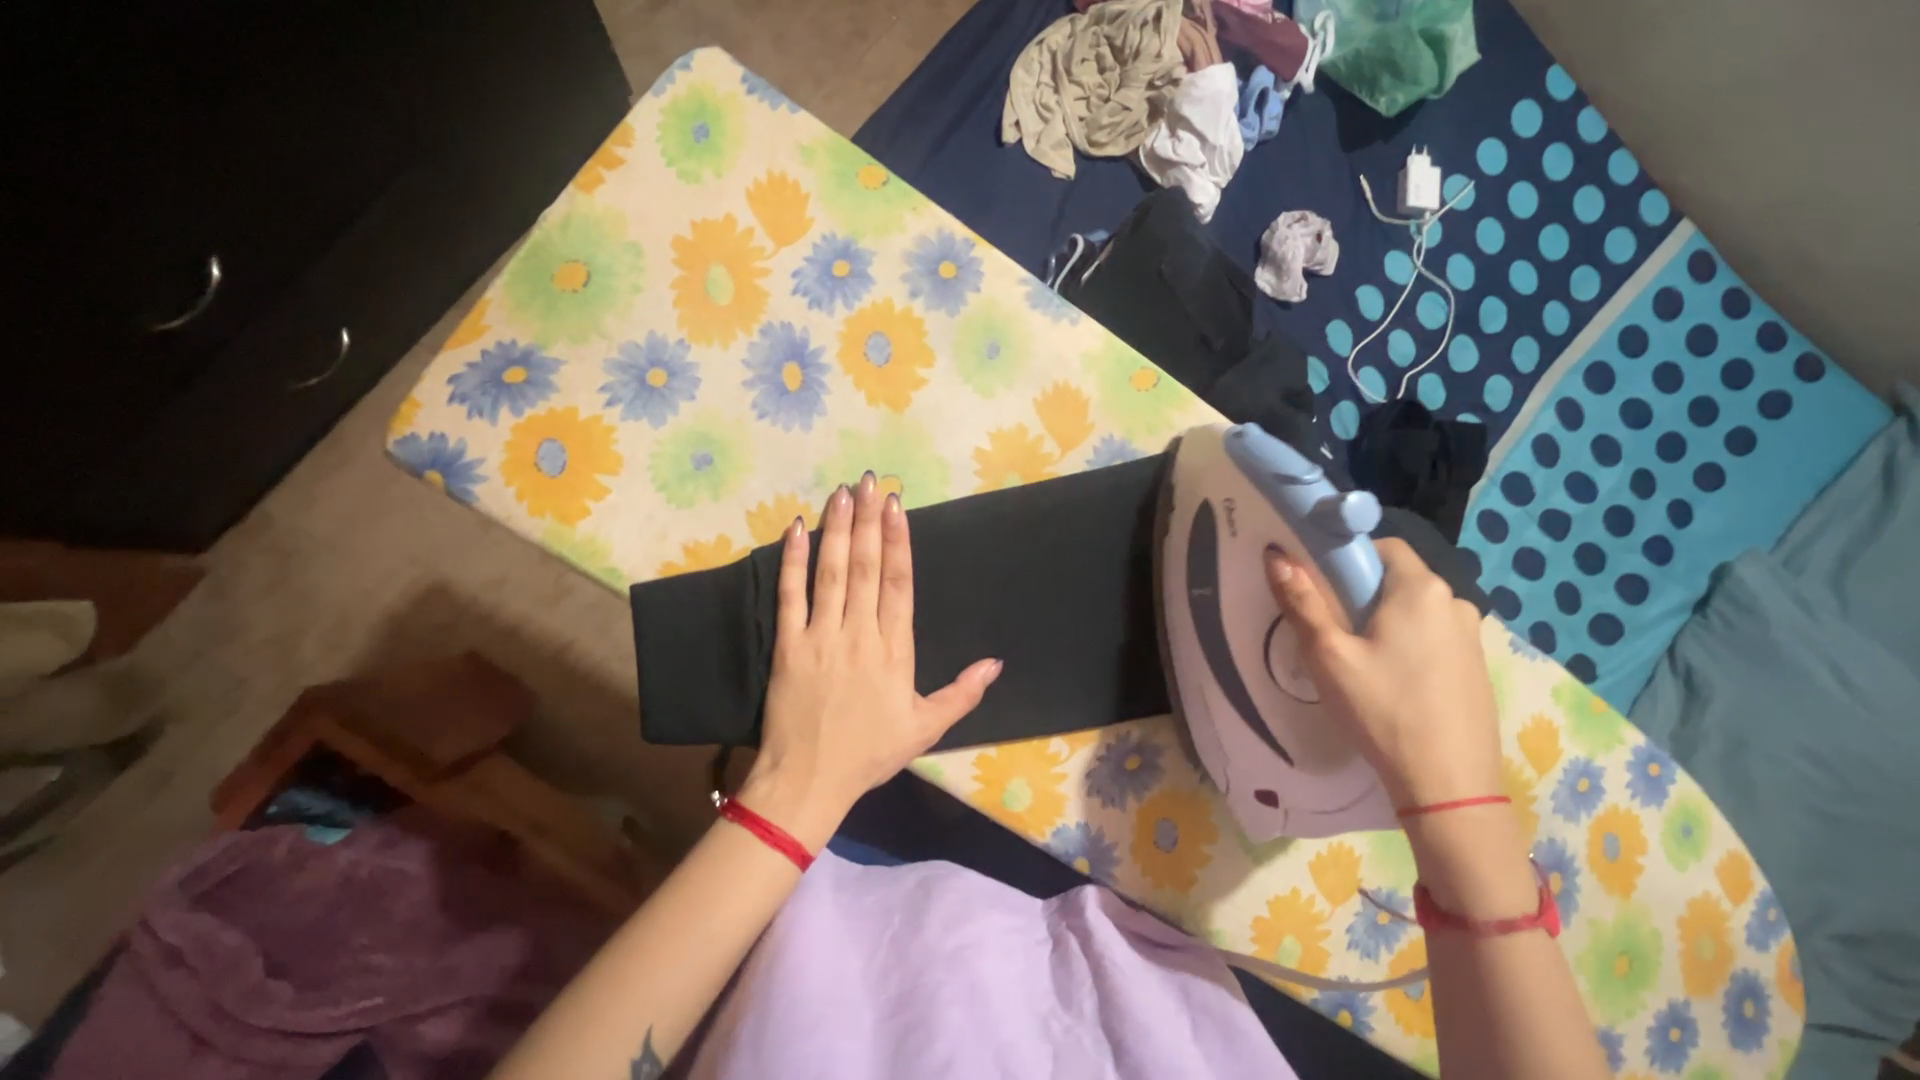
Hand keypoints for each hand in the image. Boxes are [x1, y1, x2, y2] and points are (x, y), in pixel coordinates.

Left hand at [742, 474, 1002, 849]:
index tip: (897, 506)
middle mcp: (859, 634)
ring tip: (843, 493)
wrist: (808, 780)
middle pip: (867, 568)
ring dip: (838, 530)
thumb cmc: (869, 754)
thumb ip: (962, 694)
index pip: (898, 585)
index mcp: (894, 651)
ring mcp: (821, 637)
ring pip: (832, 573)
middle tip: (871, 481)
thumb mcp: (924, 729)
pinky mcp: (788, 645)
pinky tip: (796, 528)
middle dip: (870, 521)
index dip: (899, 542)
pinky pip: (790, 596)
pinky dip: (792, 561)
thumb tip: (996, 663)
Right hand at [1265, 537, 1499, 809]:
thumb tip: (1275, 554)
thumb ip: (1302, 601)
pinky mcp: (1477, 667)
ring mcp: (1473, 636)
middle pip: (1398, 579)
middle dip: (1361, 595)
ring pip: (1414, 612)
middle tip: (1331, 632)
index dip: (1345, 559)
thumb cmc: (1381, 710)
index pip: (1381, 545)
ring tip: (1359, 664)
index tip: (1319, 589)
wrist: (1448, 784)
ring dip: (1385, 623)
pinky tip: (1391, 685)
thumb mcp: (1328, 655)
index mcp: (1420, 588)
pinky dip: (1408, 647)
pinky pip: (1433, 639)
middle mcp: (1455, 601)